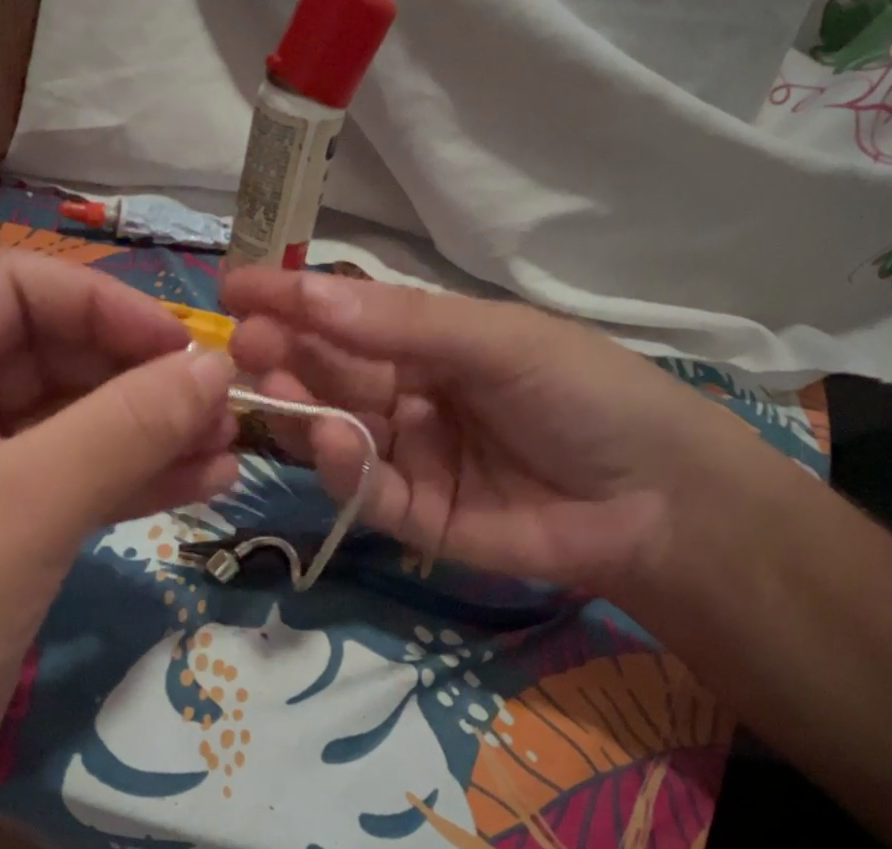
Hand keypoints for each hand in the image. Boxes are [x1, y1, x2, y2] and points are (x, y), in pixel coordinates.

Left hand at [0, 253, 237, 776]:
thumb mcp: (30, 504)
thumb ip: (127, 426)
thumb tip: (216, 367)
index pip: (18, 286)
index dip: (108, 305)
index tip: (188, 351)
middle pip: (50, 352)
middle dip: (139, 377)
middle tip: (224, 410)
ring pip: (68, 422)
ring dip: (148, 432)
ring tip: (229, 450)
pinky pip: (68, 480)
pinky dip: (129, 480)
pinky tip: (201, 485)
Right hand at [223, 268, 772, 593]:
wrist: (657, 499)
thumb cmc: (587, 394)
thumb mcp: (499, 340)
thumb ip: (404, 323)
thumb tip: (306, 291)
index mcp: (432, 346)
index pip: (348, 320)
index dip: (294, 302)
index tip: (235, 286)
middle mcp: (410, 399)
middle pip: (331, 376)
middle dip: (284, 355)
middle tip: (241, 341)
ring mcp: (409, 461)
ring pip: (335, 433)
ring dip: (298, 408)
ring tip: (266, 382)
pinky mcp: (413, 520)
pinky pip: (365, 491)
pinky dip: (343, 468)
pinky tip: (331, 440)